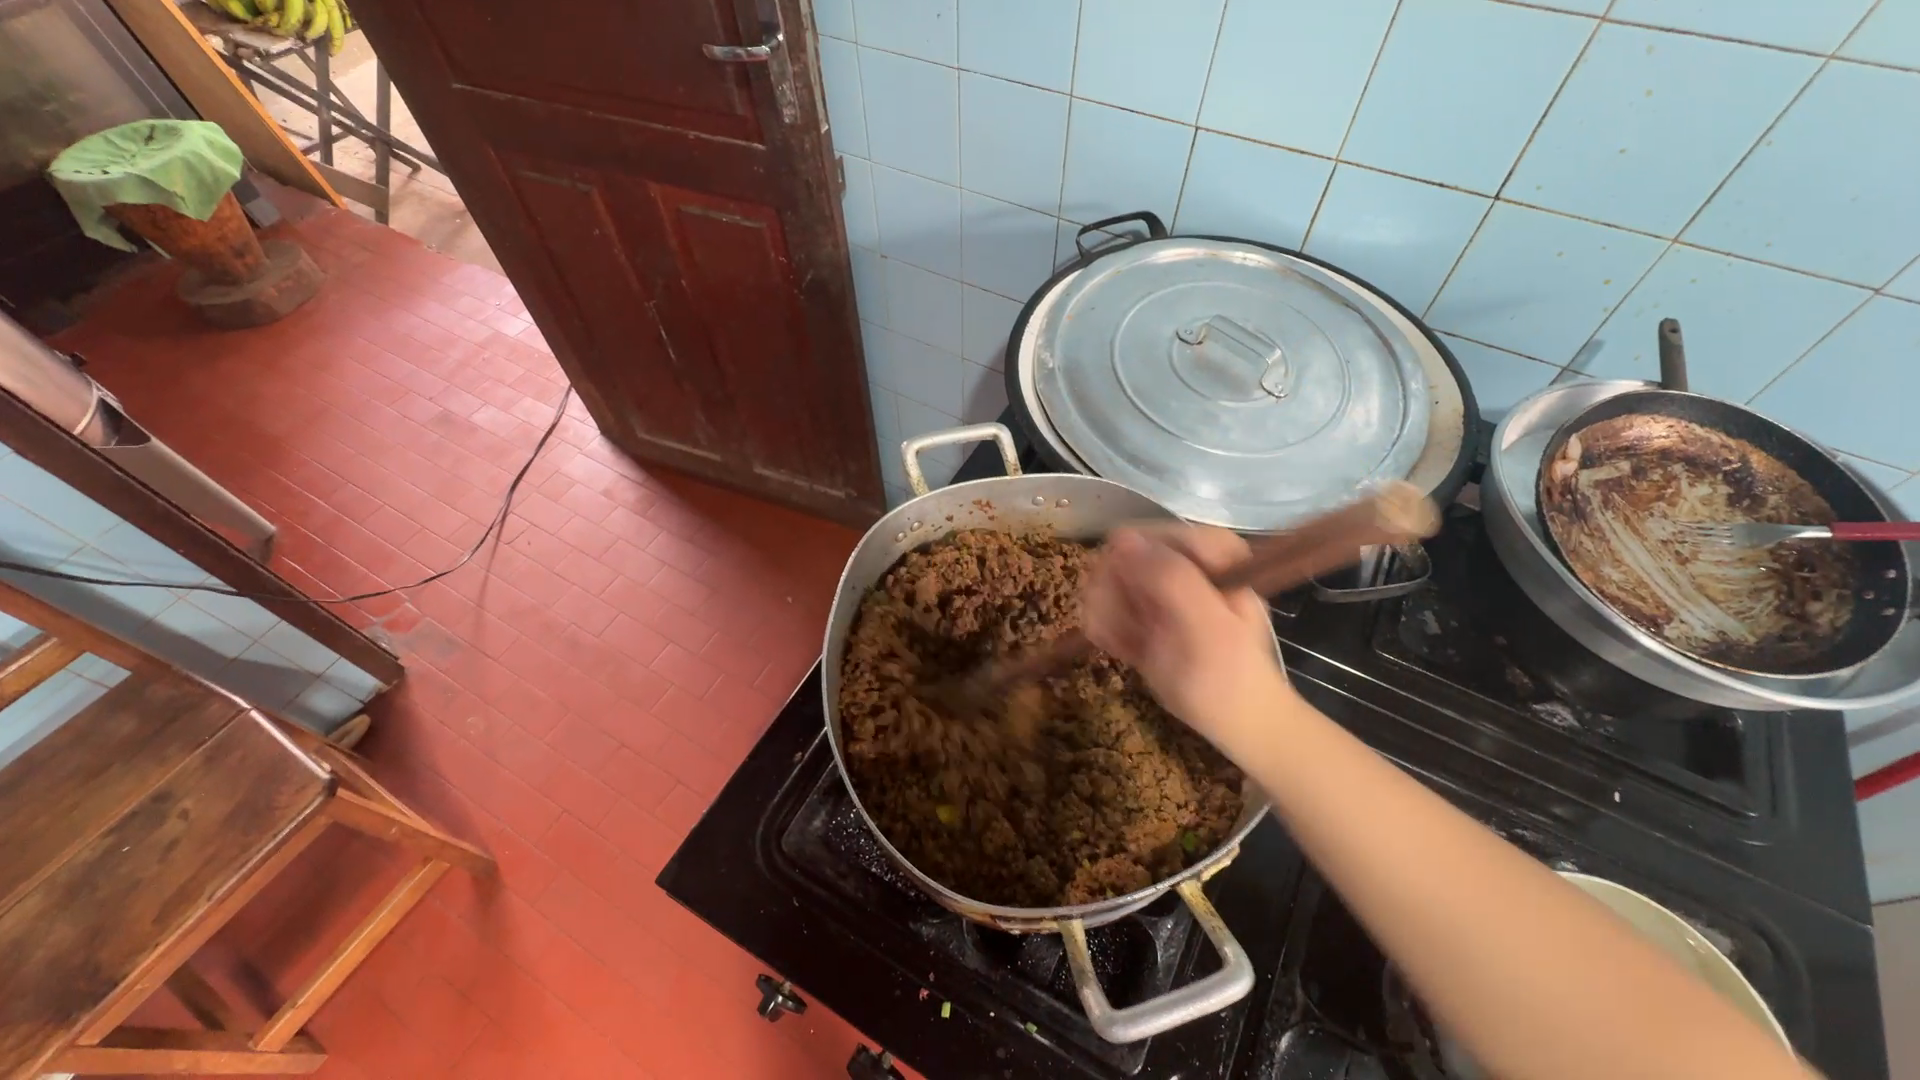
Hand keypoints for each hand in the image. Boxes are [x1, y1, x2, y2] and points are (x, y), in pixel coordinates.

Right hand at [1081, 524, 1293, 751]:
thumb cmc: (1227, 679)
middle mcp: (1180, 559)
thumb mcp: (1206, 628)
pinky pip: (1101, 604)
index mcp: (1209, 550)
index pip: (1140, 537)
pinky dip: (1107, 631)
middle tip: (1141, 633)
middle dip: (1117, 600)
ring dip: (1110, 619)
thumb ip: (1169, 577)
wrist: (1235, 723)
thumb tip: (1122, 538)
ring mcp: (1158, 584)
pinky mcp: (1140, 607)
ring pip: (1102, 581)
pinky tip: (1129, 651)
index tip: (1143, 610)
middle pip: (1115, 558)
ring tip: (1138, 646)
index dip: (1131, 575)